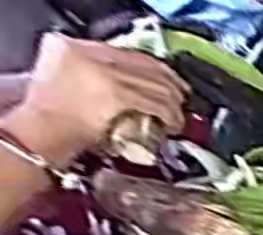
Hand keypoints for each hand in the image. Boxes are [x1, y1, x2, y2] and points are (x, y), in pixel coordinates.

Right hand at [3, 35, 186, 168]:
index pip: (133, 54)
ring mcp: (102, 71)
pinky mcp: (117, 93)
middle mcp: (86, 52)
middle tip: (180, 107)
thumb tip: (143, 80)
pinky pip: (161, 106)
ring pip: (162, 89)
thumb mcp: (75, 76)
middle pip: (152, 69)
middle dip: (174, 91)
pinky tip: (171, 127)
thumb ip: (101, 71)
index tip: (176, 86)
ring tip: (173, 121)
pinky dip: (173, 119)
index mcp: (71, 44)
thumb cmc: (63, 110)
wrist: (48, 126)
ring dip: (175, 109)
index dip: (162, 72)